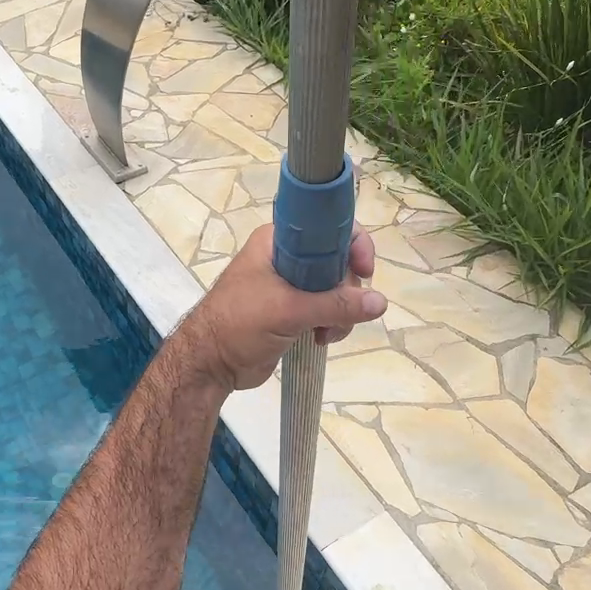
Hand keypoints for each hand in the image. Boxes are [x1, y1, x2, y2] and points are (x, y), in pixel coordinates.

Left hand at [171, 224, 386, 393]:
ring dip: (340, 312)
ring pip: (335, 289)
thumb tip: (380, 302)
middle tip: (341, 313)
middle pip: (337, 261)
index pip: (327, 227)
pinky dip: (331, 323)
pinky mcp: (292, 310)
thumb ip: (336, 305)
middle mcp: (286, 257)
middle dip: (346, 290)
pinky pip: (325, 309)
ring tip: (327, 333)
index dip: (352, 243)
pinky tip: (321, 339)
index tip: (364, 270)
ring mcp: (289, 285)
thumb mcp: (289, 310)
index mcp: (278, 241)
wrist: (210, 363)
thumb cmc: (239, 323)